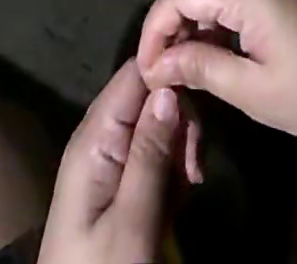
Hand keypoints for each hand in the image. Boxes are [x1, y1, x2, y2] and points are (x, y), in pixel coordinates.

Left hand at [38, 60, 183, 263]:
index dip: (169, 75)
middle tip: (194, 165)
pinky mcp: (126, 178)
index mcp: (95, 137)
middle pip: (151, 95)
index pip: (133, 74)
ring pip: (160, 123)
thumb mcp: (129, 221)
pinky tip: (184, 193)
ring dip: (182, 146)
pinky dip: (176, 166)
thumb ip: (148, 153)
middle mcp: (102, 136)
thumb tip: (169, 88)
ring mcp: (114, 157)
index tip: (202, 100)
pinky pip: (158, 152)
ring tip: (190, 184)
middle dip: (181, 119)